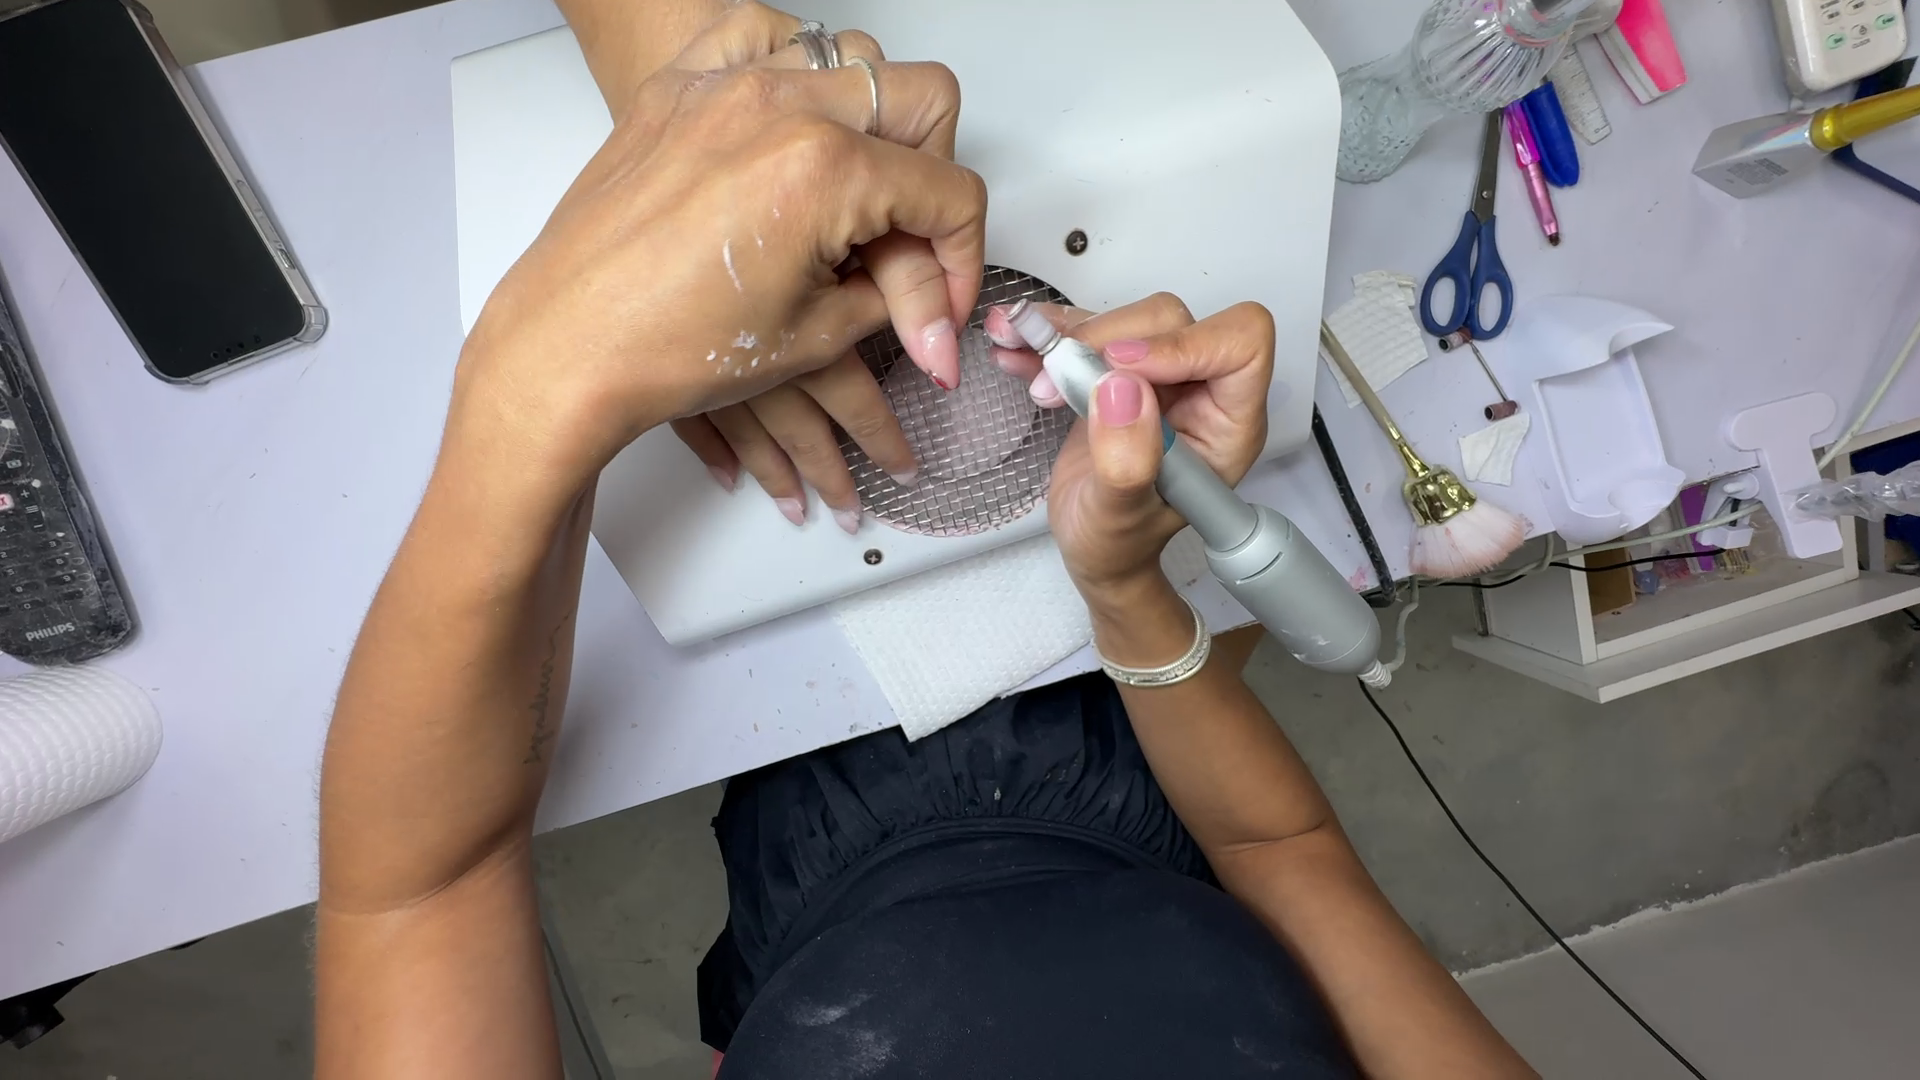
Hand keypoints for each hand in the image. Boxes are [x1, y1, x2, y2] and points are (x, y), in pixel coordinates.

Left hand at [641, 7, 949, 529]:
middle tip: (909, 248)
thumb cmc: (672, 350)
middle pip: (925, 101)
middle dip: (937, 181)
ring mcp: (726, 83)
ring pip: (855, 58)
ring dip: (877, 128)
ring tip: (850, 202)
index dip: (964, 259)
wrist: (572, 348)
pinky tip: (792, 137)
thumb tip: (940, 318)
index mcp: (823, 171)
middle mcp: (781, 103)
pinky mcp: (684, 87)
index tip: (943, 305)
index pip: (951, 193)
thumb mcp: (815, 336)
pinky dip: (799, 78)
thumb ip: (896, 302)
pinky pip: (767, 38)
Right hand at [985, 295, 1274, 596]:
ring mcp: (1158, 378)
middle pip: (1170, 322)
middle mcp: (1199, 391)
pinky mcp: (1118, 374)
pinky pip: (1088, 334)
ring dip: (1067, 332)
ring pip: (1125, 319)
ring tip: (1015, 348)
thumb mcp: (1118, 516)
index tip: (1116, 369)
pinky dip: (1048, 335)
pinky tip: (1013, 348)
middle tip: (1052, 384)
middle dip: (1104, 341)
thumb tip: (1119, 390)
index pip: (1239, 345)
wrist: (1094, 546)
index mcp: (1225, 424)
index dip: (1179, 345)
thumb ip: (1126, 461)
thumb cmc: (1118, 544)